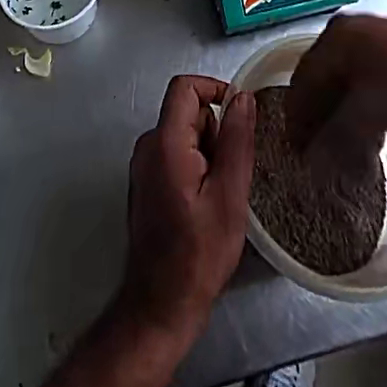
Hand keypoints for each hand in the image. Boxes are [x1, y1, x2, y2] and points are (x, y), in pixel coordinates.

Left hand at [115, 75, 254, 344]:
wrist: (162, 300)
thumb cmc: (199, 252)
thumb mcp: (229, 194)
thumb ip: (236, 140)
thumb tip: (243, 97)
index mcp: (165, 143)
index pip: (185, 87)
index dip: (216, 89)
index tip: (242, 115)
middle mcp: (147, 147)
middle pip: (188, 111)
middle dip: (216, 131)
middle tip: (231, 174)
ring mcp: (143, 164)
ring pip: (185, 133)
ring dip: (209, 152)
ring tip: (219, 194)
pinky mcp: (147, 181)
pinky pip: (177, 153)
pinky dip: (197, 166)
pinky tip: (205, 202)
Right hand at [287, 14, 386, 170]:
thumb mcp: (368, 115)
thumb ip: (332, 134)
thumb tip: (315, 151)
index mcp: (337, 36)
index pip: (301, 82)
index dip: (297, 120)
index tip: (297, 146)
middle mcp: (352, 30)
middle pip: (321, 80)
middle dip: (318, 117)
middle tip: (314, 148)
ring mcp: (376, 38)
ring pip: (343, 81)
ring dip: (339, 113)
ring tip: (341, 144)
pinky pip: (364, 79)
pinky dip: (359, 104)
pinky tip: (365, 128)